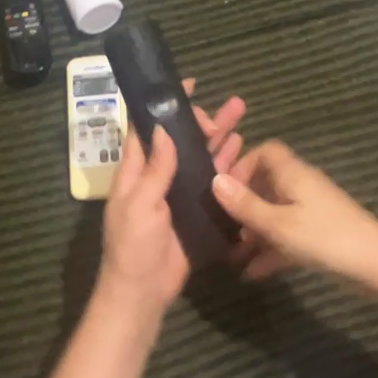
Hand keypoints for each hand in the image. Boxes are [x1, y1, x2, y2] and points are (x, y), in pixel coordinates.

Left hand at [97, 81, 245, 314]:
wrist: (144, 293)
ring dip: (219, 135)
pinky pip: (214, 181)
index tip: (186, 85)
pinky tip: (244, 148)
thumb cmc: (133, 246)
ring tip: (241, 112)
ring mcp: (179, 193)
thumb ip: (154, 168)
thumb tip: (163, 128)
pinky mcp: (197, 211)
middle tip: (229, 107)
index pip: (148, 128)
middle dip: (203, 119)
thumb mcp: (139, 204)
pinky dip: (228, 163)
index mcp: (136, 171)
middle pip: (182, 138)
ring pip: (201, 156)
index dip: (164, 105)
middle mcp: (159, 176)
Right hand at [210, 141, 377, 281]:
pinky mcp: (320, 235)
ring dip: (254, 232)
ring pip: (276, 214)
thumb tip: (215, 180)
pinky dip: (271, 250)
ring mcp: (313, 211)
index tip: (224, 189)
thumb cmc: (324, 237)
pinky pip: (288, 236)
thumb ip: (245, 205)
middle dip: (243, 205)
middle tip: (221, 226)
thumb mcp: (278, 224)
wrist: (376, 266)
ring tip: (231, 255)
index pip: (266, 152)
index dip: (243, 164)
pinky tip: (253, 274)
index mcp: (293, 174)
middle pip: (267, 185)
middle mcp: (302, 186)